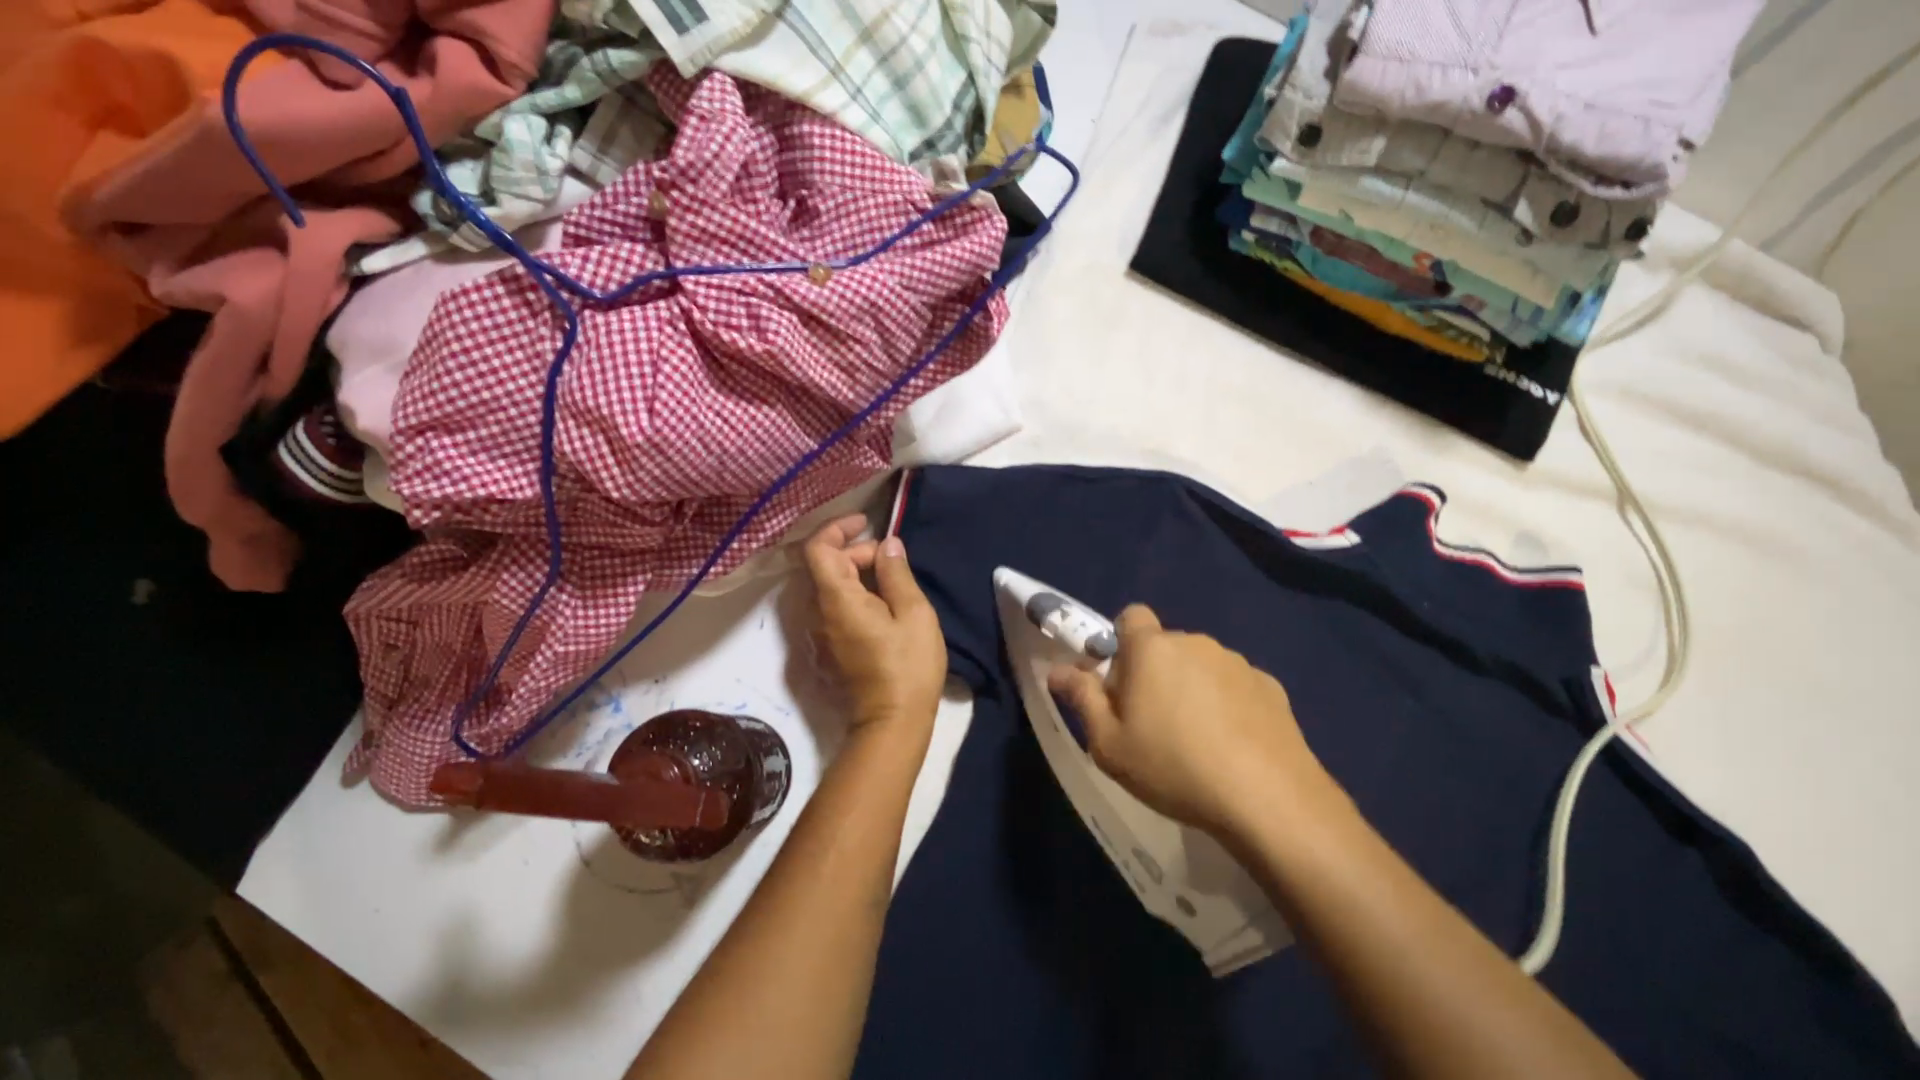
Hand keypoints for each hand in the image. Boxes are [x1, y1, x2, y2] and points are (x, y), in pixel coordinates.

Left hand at [802, 515, 946, 741]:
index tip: (866, 523)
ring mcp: (819, 633)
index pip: (817, 548)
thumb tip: (887, 545)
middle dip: (856, 553)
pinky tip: (881, 604)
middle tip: (893, 562)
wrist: (892, 722)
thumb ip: (897, 574)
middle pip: (824, 566)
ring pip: (827, 587)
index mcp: (836, 598)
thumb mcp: (914, 613)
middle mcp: (817, 612)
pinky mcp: (828, 648)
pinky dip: (852, 594)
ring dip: (854, 574)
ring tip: (890, 580)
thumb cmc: (908, 666)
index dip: (837, 527)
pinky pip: (832, 608)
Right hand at [1048, 605, 1333, 838]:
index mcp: (1152, 649)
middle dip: (1154, 673)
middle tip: (1149, 724)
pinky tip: (1231, 747)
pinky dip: (1228, 706)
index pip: (1130, 616)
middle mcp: (1196, 643)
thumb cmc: (1172, 768)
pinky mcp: (1271, 687)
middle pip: (1165, 646)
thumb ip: (1083, 700)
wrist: (1266, 798)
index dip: (1119, 645)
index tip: (1119, 685)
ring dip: (1192, 689)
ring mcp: (1238, 663)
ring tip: (1195, 742)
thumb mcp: (1109, 745)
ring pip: (1201, 666)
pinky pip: (1235, 687)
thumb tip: (1059, 670)